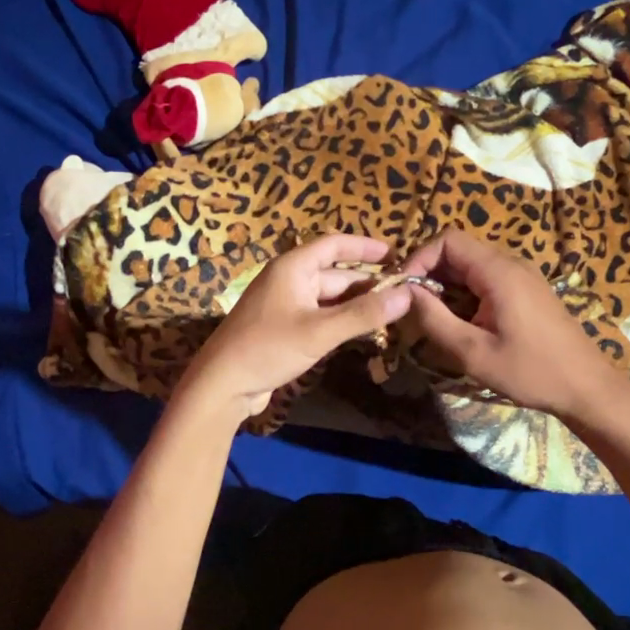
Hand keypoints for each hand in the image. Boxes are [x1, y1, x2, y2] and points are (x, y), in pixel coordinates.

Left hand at [184, 233, 414, 418]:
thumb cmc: (268, 348)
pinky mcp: (282, 329)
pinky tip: (362, 331)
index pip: (334, 245)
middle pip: (334, 274)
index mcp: (292, 268)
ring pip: (328, 298)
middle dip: (367, 282)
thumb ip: (363, 314)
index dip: (365, 248)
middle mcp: (288, 280)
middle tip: (404, 293)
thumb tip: (407, 295)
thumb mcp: (320, 331)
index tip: (396, 255)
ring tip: (391, 312)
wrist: (222, 384)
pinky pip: (318, 317)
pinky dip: (340, 320)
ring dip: (355, 304)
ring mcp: (284, 305)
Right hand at [401, 228, 618, 418]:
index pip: (448, 240)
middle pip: (459, 250)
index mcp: (498, 272)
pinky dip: (465, 292)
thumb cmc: (530, 372)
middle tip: (412, 305)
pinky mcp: (527, 291)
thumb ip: (435, 319)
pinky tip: (460, 321)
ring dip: (446, 284)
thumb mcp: (473, 352)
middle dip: (429, 272)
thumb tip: (406, 293)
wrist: (586, 388)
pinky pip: (486, 278)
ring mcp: (523, 276)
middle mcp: (511, 264)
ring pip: (471, 265)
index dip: (420, 258)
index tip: (404, 289)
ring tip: (431, 316)